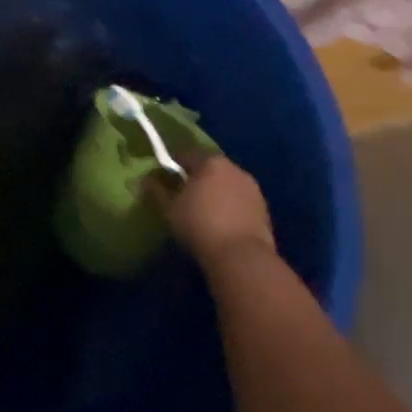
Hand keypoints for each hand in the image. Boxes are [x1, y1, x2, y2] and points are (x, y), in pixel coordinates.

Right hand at [164, 153, 275, 268]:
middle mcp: (235, 169)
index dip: (173, 165)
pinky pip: (240, 202)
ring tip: (202, 211)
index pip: (187, 154)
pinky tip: (220, 223)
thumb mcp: (168, 208)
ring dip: (216, 193)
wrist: (242, 257)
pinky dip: (229, 207)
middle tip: (182, 195)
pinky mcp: (264, 211)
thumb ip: (156, 190)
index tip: (164, 178)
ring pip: (227, 185)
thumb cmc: (199, 225)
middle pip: (210, 168)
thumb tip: (146, 179)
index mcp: (211, 162)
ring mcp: (253, 190)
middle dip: (197, 178)